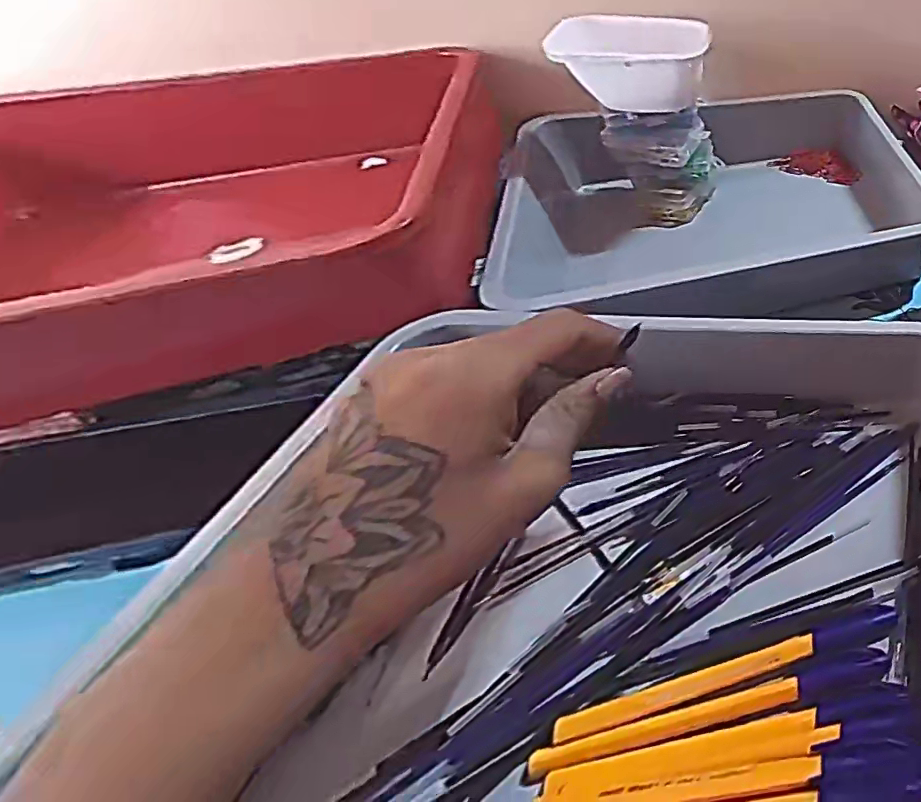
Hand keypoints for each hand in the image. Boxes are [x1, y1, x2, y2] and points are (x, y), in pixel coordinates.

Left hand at [259, 309, 630, 657]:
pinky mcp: (366, 399)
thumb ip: (572, 418)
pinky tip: (488, 438)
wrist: (297, 594)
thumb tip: (607, 381)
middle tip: (589, 403)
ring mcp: (388, 377)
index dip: (600, 336)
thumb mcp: (525, 483)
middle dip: (561, 365)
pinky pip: (445, 376)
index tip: (623, 355)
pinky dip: (482, 393)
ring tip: (537, 431)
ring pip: (481, 359)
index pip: (556, 327)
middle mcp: (425, 360)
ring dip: (521, 382)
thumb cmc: (420, 543)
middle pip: (517, 341)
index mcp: (470, 373)